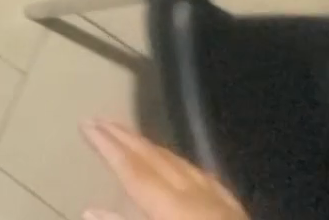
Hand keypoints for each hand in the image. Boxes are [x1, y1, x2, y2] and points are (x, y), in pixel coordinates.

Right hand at [82, 119, 247, 219]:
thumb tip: (90, 210)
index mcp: (176, 211)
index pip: (135, 171)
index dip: (107, 146)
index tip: (85, 123)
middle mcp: (200, 201)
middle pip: (158, 161)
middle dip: (126, 139)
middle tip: (100, 120)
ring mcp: (225, 208)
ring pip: (184, 167)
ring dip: (153, 148)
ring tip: (132, 136)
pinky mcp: (243, 218)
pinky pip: (209, 183)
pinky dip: (186, 168)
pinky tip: (185, 169)